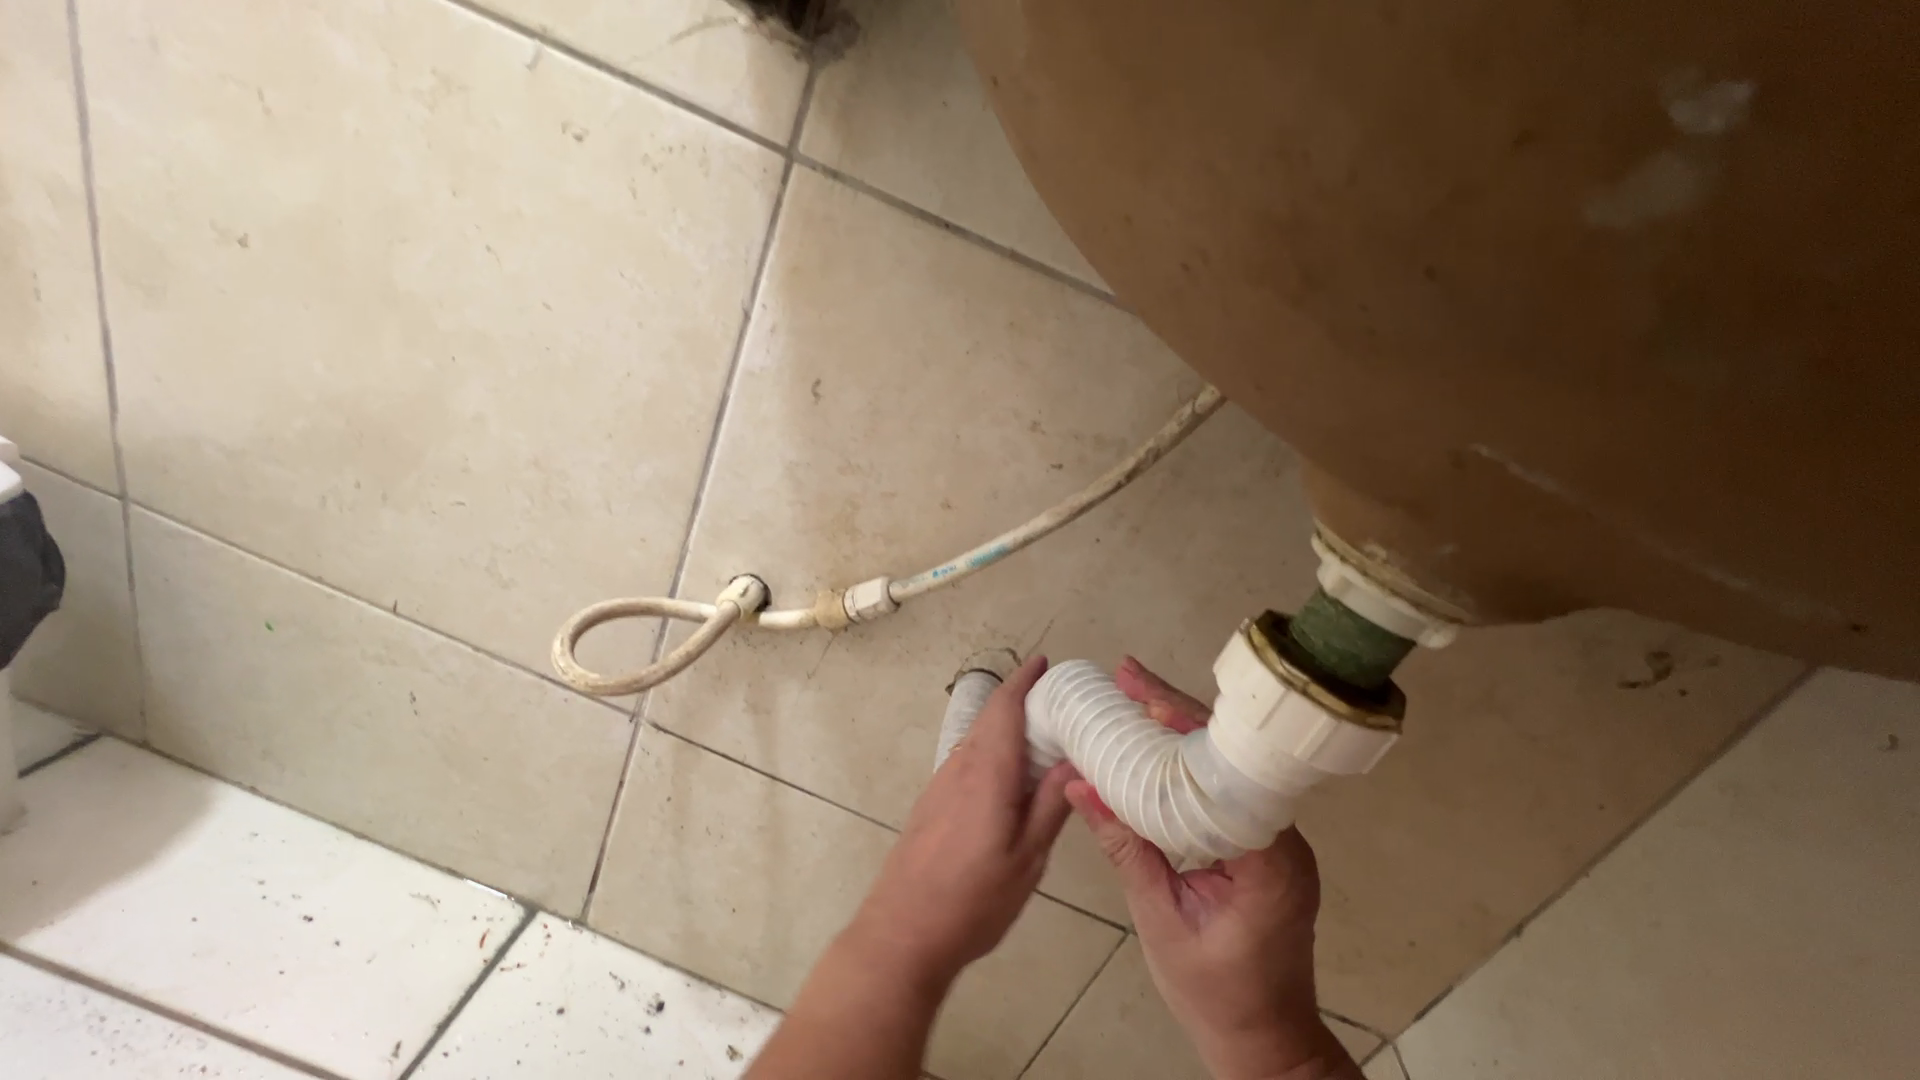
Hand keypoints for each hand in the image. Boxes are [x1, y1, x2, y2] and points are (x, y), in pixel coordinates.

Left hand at [843, 655, 1075, 989]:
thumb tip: (1075, 759)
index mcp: (987, 773)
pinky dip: (993, 751)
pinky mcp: (932, 804)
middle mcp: (959, 768)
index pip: (1005, 708)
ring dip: (1007, 727)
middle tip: (1060, 701)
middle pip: (991, 719)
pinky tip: (1011, 775)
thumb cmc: (973, 899)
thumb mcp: (1027, 859)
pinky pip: (968, 761)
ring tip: (1044, 735)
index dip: (1025, 680)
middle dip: (1022, 700)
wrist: (902, 932)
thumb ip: (1050, 806)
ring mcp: (941, 785)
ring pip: (978, 740)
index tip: (1046, 662)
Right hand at [1066, 656, 1354, 1079]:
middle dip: (1174, 711)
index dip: (1182, 724)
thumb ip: (1126, 848)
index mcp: (1269, 857)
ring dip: (1180, 731)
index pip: (1224, 771)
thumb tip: (1081, 787)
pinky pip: (1224, 792)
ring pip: (1226, 769)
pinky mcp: (1263, 847)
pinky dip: (1188, 765)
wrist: (1265, 1042)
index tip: (1141, 690)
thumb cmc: (1215, 994)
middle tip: (1126, 675)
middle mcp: (1283, 837)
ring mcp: (1277, 840)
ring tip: (1134, 696)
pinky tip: (1155, 744)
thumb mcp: (1161, 920)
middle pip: (1227, 757)